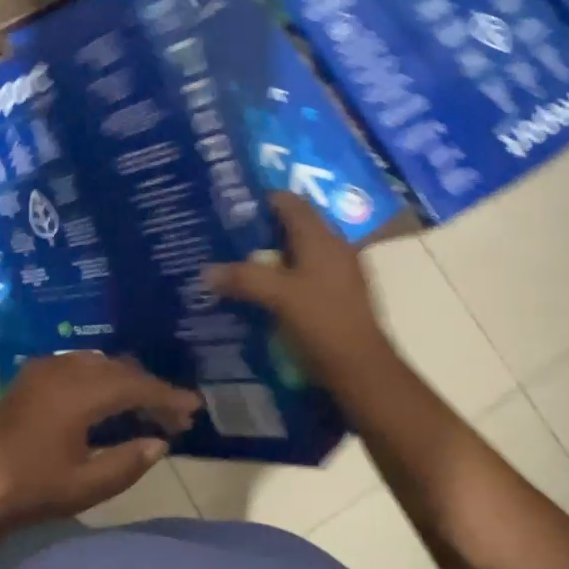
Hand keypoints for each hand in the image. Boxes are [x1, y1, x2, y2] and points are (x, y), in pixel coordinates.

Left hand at [0, 353, 199, 568]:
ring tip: (149, 410)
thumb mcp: (87, 485)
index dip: (167, 395)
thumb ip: (128, 461)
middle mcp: (63, 369)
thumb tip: (160, 442)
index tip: (194, 407)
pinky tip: (112, 401)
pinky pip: (79, 365)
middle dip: (150, 389)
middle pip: (119, 369)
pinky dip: (102, 378)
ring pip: (99, 363)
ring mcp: (45, 367)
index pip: (135, 385)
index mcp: (78, 393)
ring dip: (126, 381)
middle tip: (176, 417)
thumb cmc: (32, 488)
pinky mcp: (33, 374)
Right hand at [204, 193, 391, 370]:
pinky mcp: (342, 294)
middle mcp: (335, 247)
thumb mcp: (277, 296)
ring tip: (243, 263)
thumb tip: (206, 271)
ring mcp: (342, 271)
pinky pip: (308, 272)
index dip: (262, 199)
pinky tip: (268, 290)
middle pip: (296, 225)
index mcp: (322, 238)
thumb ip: (242, 277)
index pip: (291, 201)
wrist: (362, 369)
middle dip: (264, 228)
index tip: (232, 208)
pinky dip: (287, 274)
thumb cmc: (322, 322)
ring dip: (275, 253)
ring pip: (302, 250)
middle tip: (230, 236)